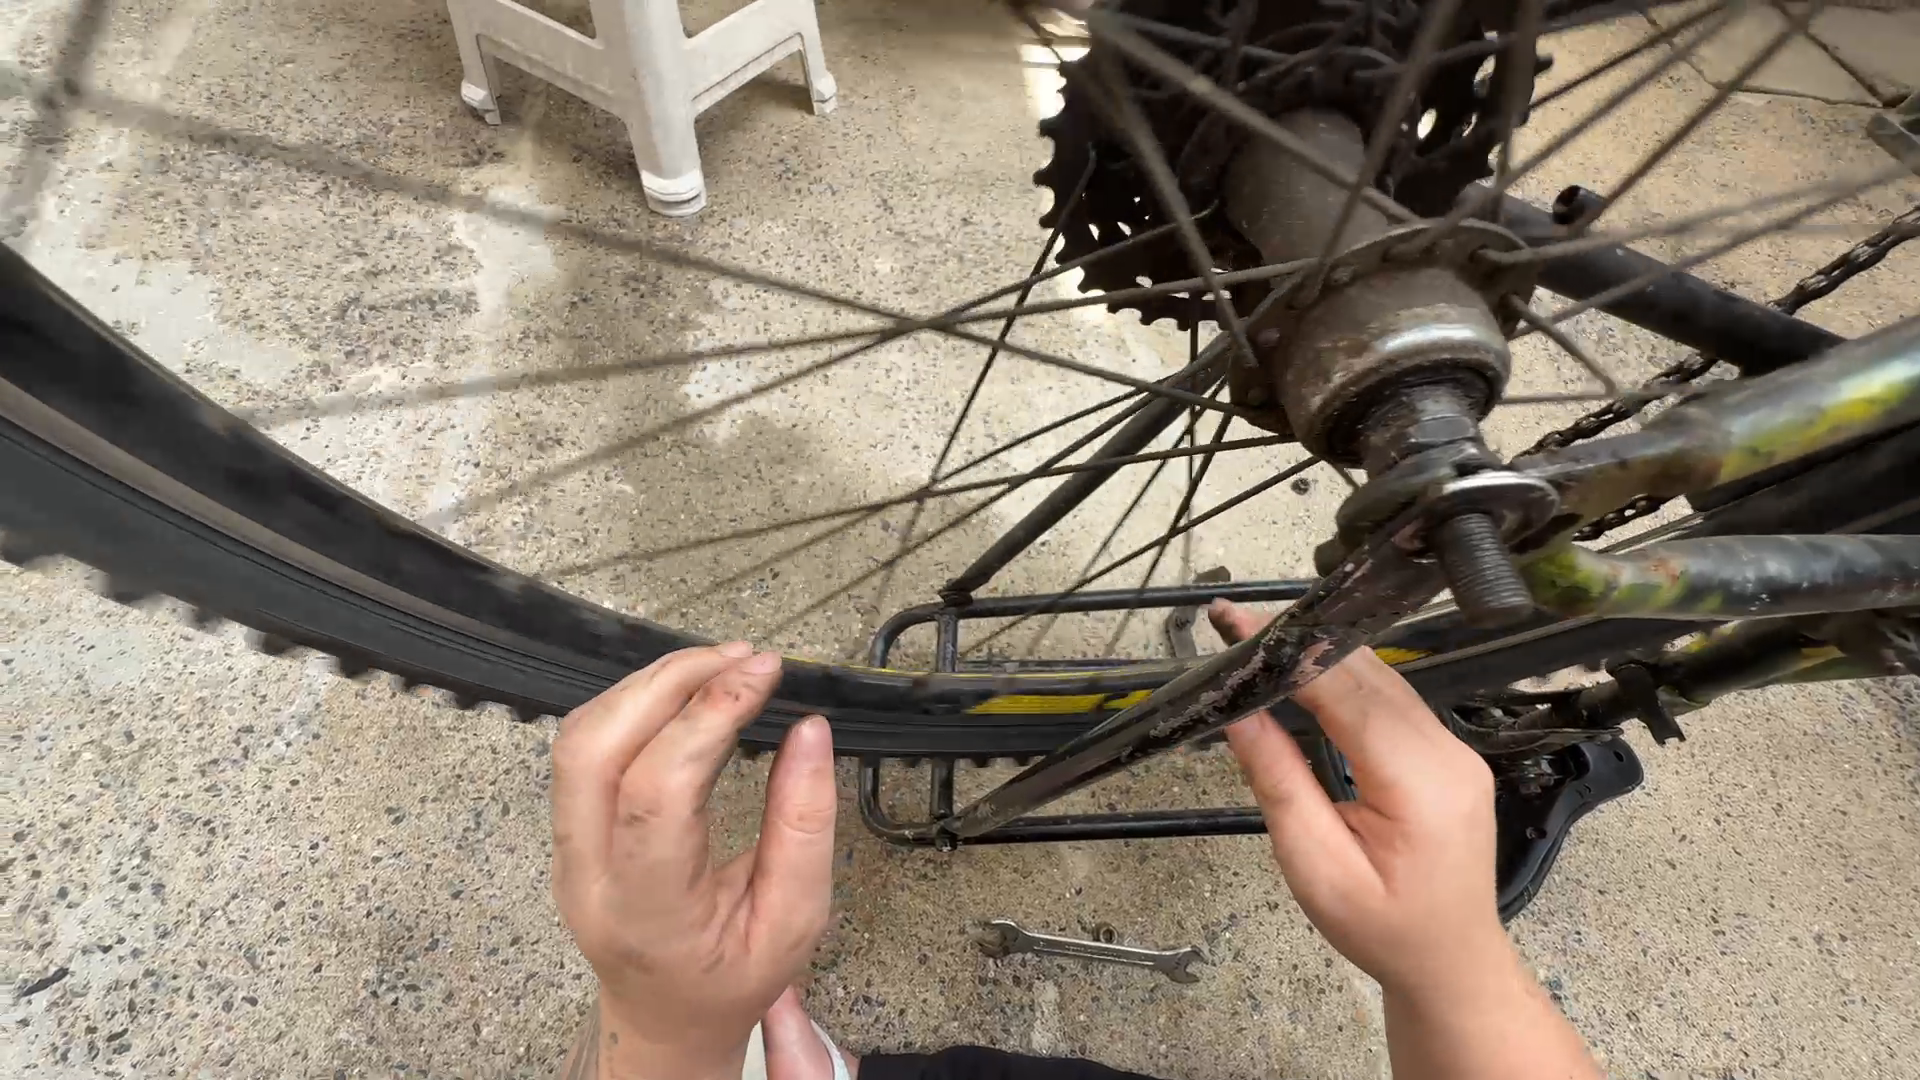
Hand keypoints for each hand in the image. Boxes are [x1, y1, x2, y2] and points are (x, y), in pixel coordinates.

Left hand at [550, 643, 837, 1079]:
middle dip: (671, 682)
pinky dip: (637, 699)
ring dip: (652, 683)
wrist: (666, 1016)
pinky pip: (584, 743)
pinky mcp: (568, 826)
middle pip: (596, 749)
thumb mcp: (797, 916)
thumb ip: (805, 824)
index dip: (709, 717)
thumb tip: (809, 728)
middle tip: (744, 657)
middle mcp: (586, 873)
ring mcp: (565, 847)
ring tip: (722, 663)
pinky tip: (687, 688)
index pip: (656, 794)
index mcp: (648, 910)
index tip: (766, 673)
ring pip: (581, 737)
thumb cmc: (737, 975)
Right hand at [1207, 601, 1510, 998]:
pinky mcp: (1443, 750)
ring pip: (1380, 676)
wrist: (1452, 963)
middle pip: (1366, 675)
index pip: (1347, 696)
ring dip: (1317, 652)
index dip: (1289, 655)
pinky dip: (1340, 673)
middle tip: (1234, 621)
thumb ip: (1278, 781)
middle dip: (1297, 643)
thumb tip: (1237, 712)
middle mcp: (1447, 753)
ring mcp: (1452, 748)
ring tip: (1258, 635)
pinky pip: (1388, 694)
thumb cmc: (1381, 927)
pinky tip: (1303, 666)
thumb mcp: (1314, 864)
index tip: (1236, 626)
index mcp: (1420, 784)